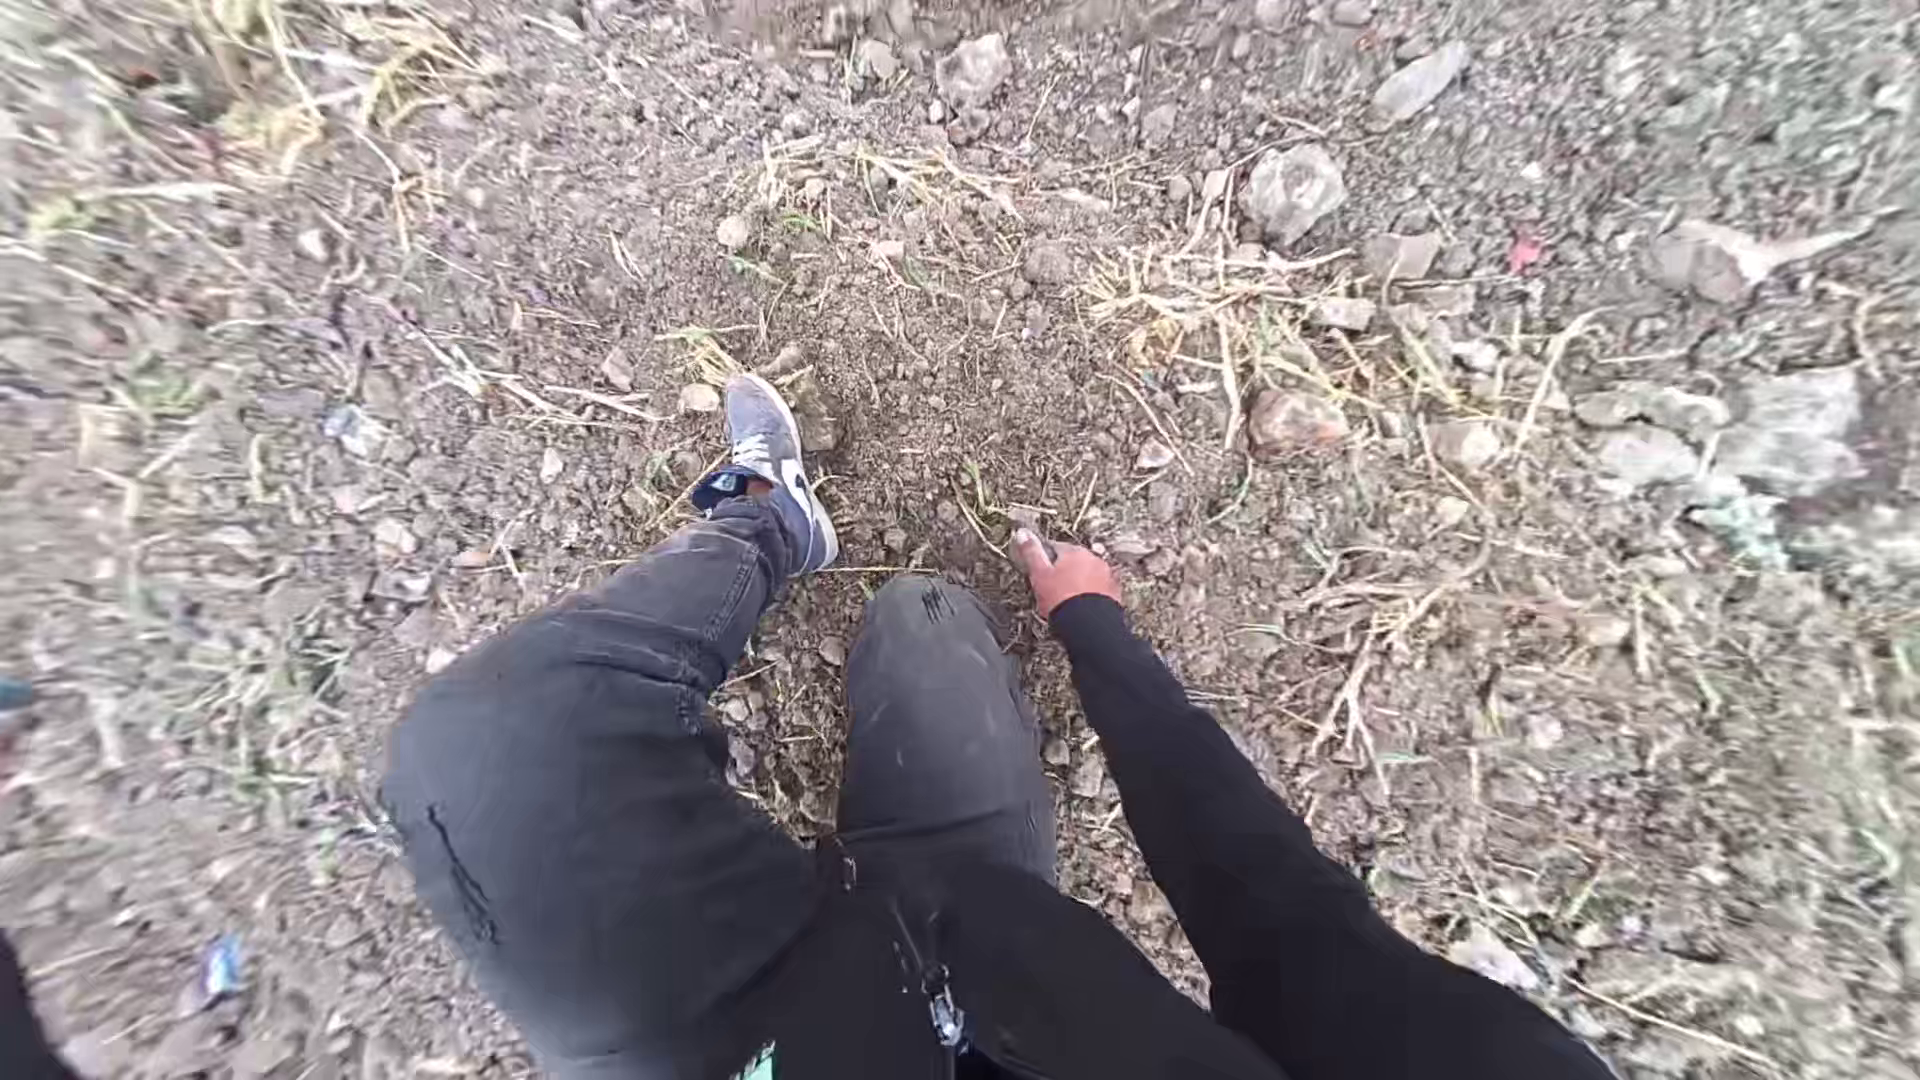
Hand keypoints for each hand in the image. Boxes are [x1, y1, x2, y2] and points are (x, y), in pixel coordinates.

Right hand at [1012, 528, 1121, 617]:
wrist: (1088, 625)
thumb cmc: (1061, 599)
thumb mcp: (1039, 574)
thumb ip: (1031, 552)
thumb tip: (1022, 533)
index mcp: (1074, 552)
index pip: (1055, 547)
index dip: (1044, 560)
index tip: (1039, 572)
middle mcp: (1094, 559)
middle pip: (1074, 560)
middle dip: (1064, 571)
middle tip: (1051, 588)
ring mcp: (1106, 576)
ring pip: (1087, 574)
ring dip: (1079, 582)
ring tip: (1066, 600)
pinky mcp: (1114, 593)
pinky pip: (1099, 589)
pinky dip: (1091, 594)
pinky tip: (1082, 606)